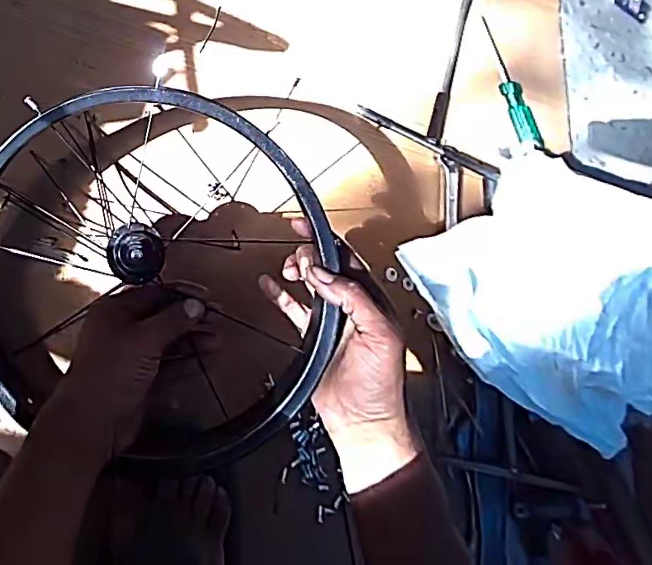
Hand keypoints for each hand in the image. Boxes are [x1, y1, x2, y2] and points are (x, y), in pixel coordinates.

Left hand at [35, 286, 206, 462]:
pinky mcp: (138, 378)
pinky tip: (204, 358)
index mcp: (115, 310)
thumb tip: (194, 304)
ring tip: (216, 340)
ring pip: (165, 340)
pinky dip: (184, 360)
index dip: (180, 294)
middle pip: (161, 317)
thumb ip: (171, 321)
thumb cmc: (110, 373)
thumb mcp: (144, 340)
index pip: (153, 293)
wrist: (93, 423)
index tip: (205, 297)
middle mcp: (121, 328)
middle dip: (189, 318)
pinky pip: (165, 363)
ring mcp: (130, 354)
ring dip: (190, 339)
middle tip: (216, 319)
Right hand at [258, 218, 419, 491]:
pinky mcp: (312, 335)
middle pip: (325, 265)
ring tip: (286, 269)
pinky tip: (269, 284)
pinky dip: (279, 294)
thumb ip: (355, 299)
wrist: (364, 424)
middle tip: (297, 258)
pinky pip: (292, 307)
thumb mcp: (380, 335)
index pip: (347, 258)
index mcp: (370, 299)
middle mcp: (350, 304)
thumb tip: (323, 273)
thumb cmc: (382, 386)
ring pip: (308, 281)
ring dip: (295, 269)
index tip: (305, 227)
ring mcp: (330, 319)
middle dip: (308, 253)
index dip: (326, 240)